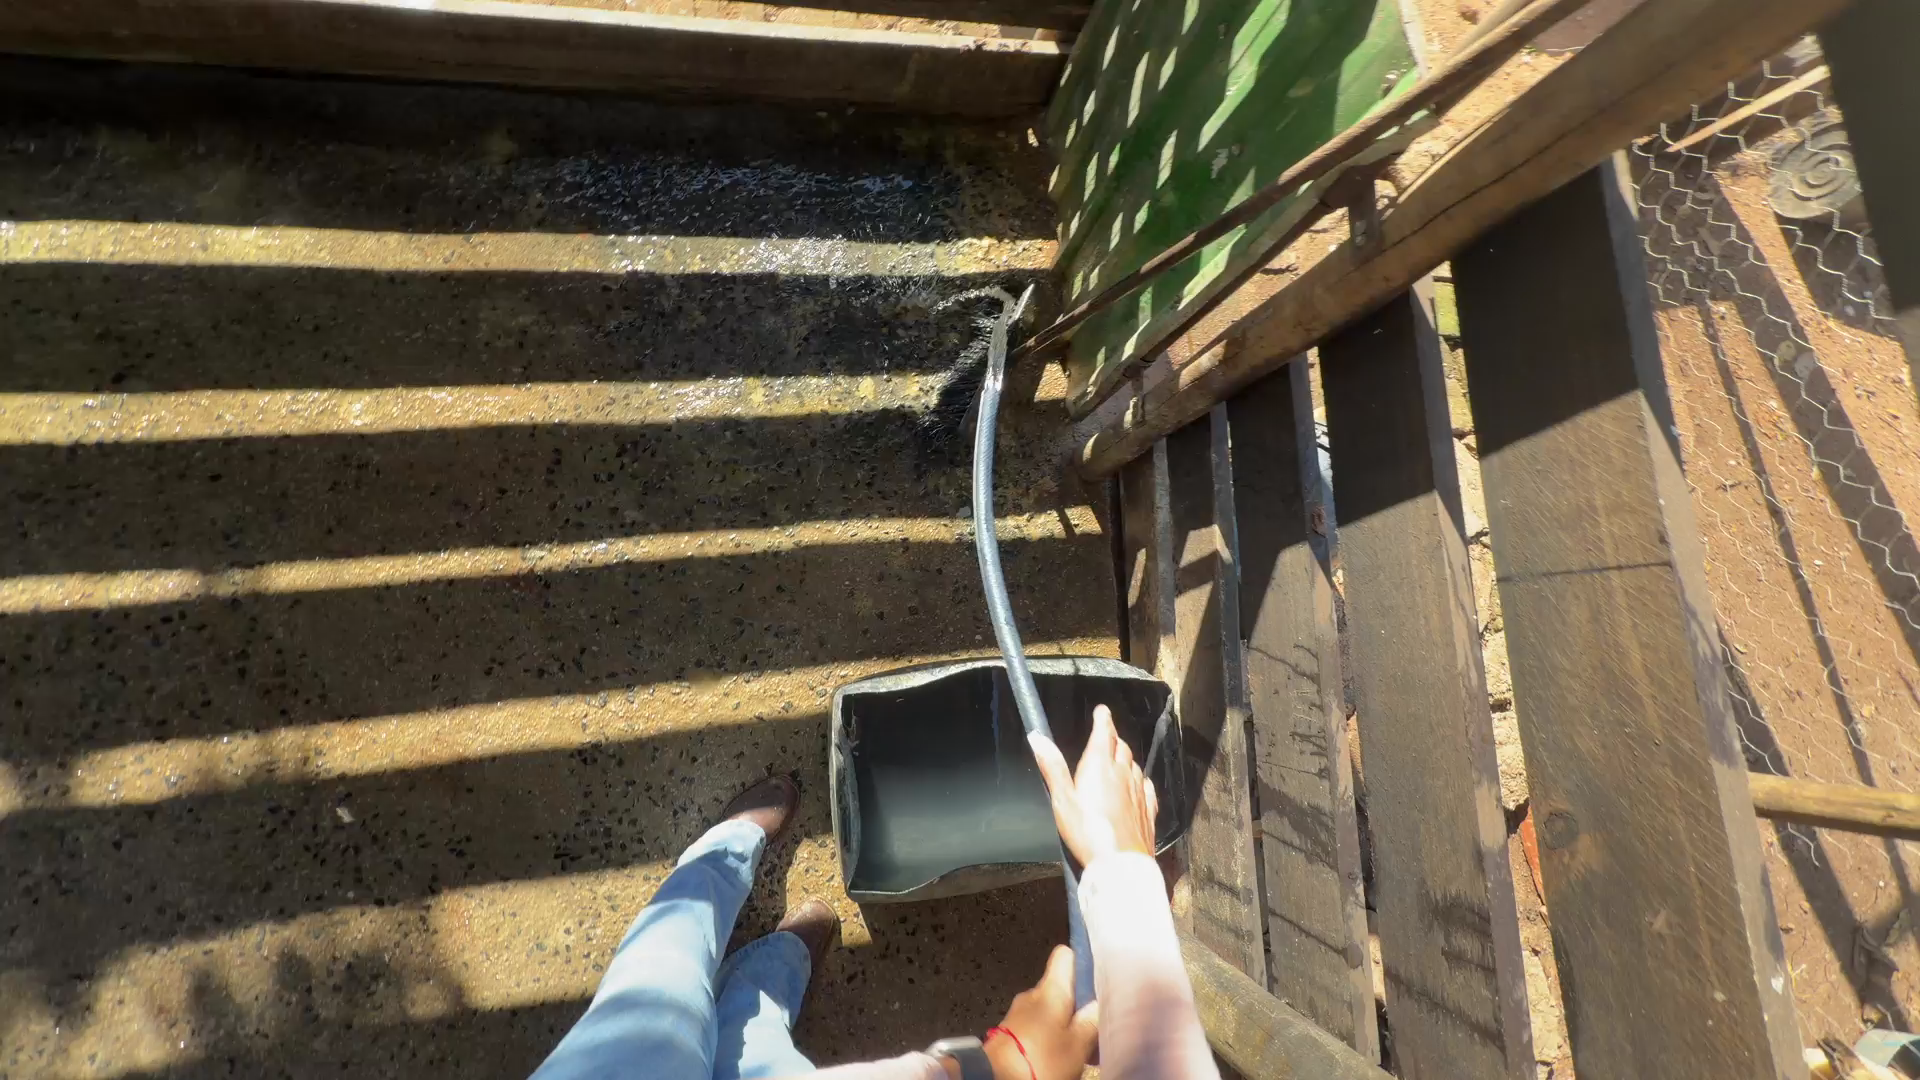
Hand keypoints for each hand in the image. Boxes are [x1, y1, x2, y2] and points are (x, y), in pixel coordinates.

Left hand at [986, 946, 1098, 1079]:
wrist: (996, 1079)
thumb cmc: (1041, 1059)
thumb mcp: (1076, 1046)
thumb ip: (1090, 1023)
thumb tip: (1098, 1003)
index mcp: (1050, 989)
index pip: (1065, 956)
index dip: (1082, 963)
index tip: (1097, 982)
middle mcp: (1033, 994)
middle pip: (1061, 988)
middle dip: (1079, 1006)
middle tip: (1096, 1028)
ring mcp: (1020, 1012)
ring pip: (1050, 1010)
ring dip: (1066, 1024)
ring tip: (1081, 1048)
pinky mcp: (1011, 1032)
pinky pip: (1037, 1025)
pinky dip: (1051, 1036)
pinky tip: (1060, 1055)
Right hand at [1029, 705, 1158, 867]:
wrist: (1121, 866)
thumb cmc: (1087, 833)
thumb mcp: (1062, 800)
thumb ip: (1052, 767)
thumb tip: (1038, 738)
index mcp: (1099, 766)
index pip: (1104, 733)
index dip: (1103, 719)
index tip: (1102, 711)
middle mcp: (1122, 773)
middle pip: (1120, 746)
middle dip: (1112, 737)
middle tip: (1105, 733)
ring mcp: (1138, 792)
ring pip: (1134, 764)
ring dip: (1125, 756)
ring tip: (1117, 756)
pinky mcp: (1148, 810)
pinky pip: (1147, 786)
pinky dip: (1140, 779)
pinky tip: (1139, 784)